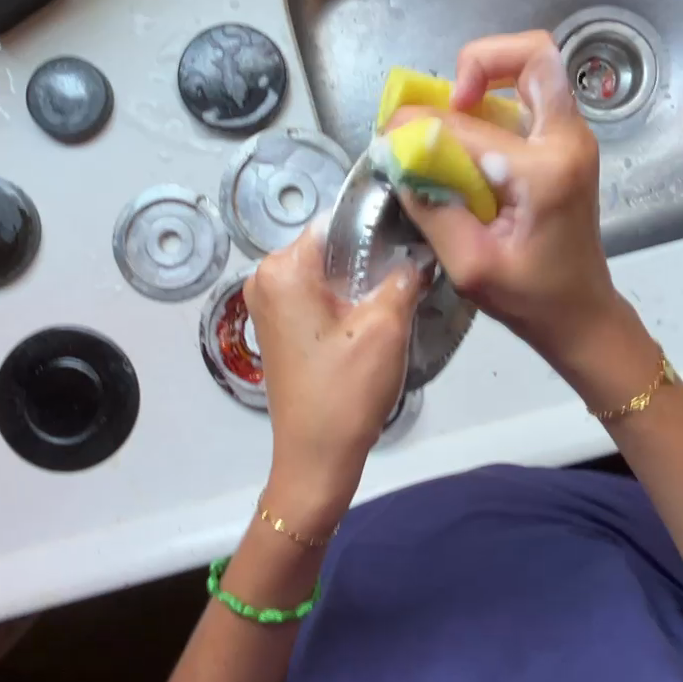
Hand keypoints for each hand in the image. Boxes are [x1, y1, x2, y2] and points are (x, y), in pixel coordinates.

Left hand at [243, 226, 421, 529]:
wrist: (315, 458)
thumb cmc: (345, 391)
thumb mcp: (385, 327)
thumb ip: (403, 277)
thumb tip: (418, 251)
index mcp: (281, 269)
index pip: (336, 223)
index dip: (377, 227)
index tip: (412, 237)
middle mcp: (264, 278)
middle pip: (330, 247)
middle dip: (369, 256)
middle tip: (411, 270)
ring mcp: (267, 304)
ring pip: (325, 273)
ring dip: (359, 281)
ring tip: (397, 295)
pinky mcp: (277, 326)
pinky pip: (315, 296)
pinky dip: (343, 301)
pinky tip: (372, 317)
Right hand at [390, 31, 622, 372]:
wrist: (580, 313)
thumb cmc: (530, 298)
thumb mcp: (469, 266)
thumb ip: (432, 209)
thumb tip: (398, 161)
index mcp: (545, 171)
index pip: (467, 126)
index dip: (418, 125)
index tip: (389, 139)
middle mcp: (568, 140)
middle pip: (532, 54)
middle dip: (477, 63)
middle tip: (445, 104)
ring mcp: (571, 138)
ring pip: (533, 68)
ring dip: (486, 78)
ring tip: (449, 117)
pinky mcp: (564, 145)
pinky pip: (531, 95)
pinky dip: (495, 98)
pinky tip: (467, 135)